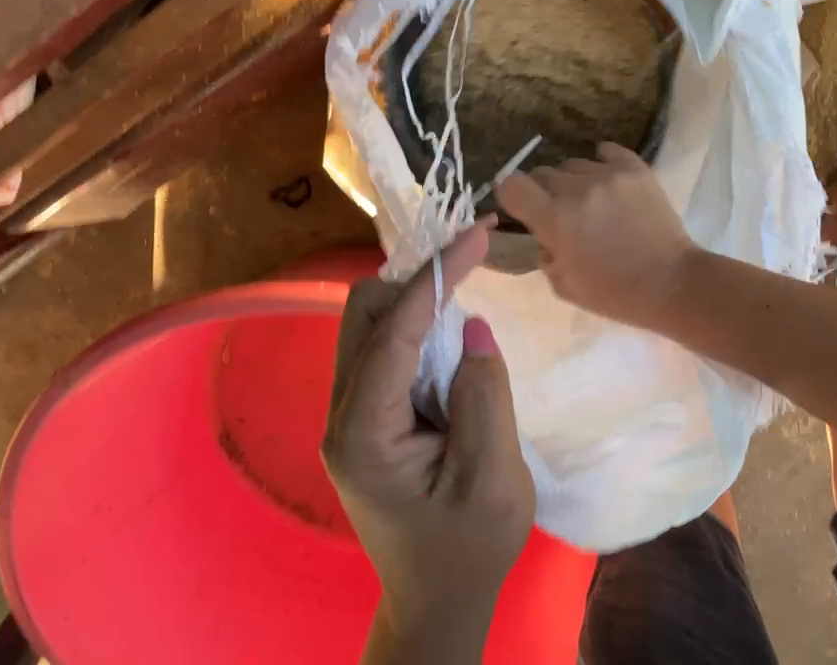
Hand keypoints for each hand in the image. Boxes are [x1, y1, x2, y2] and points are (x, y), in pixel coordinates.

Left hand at [322, 221, 534, 658]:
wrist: (437, 601)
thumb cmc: (469, 549)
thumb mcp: (493, 480)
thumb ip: (483, 397)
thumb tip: (470, 326)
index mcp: (365, 433)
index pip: (395, 330)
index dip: (436, 276)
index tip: (478, 234)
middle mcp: (343, 414)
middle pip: (362, 313)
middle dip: (416, 277)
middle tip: (473, 259)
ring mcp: (350, 414)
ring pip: (368, 324)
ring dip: (414, 298)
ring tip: (466, 287)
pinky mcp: (366, 416)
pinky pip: (383, 348)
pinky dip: (414, 325)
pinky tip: (450, 329)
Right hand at [493, 142, 698, 328]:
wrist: (672, 284)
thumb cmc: (616, 294)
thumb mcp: (564, 286)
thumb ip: (545, 254)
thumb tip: (544, 234)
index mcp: (555, 219)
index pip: (512, 185)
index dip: (511, 196)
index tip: (520, 208)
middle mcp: (577, 189)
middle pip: (542, 173)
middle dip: (543, 193)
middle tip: (560, 214)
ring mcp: (609, 174)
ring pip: (573, 165)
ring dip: (573, 182)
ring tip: (591, 203)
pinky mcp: (636, 169)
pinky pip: (606, 151)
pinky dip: (601, 162)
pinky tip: (606, 180)